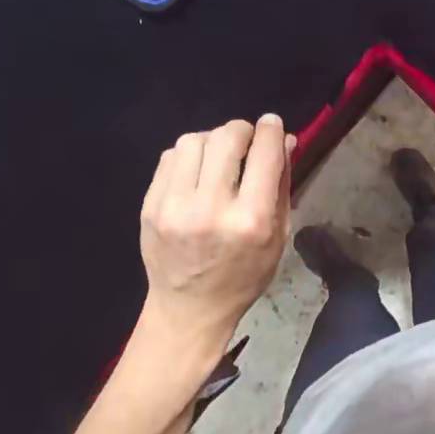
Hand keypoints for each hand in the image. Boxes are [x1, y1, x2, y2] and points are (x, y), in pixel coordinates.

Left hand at [127, 117, 294, 390]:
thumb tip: (283, 138)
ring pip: (194, 140)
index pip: (264, 152)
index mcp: (251, 221)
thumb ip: (282, 185)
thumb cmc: (243, 275)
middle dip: (242, 130)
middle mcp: (211, 209)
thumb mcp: (277, 237)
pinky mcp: (150, 206)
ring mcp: (174, 207)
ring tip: (218, 159)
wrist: (189, 309)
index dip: (270, 128)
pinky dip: (188, 155)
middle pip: (227, 137)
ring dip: (212, 140)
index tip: (271, 124)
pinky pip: (170, 156)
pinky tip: (196, 172)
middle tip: (245, 141)